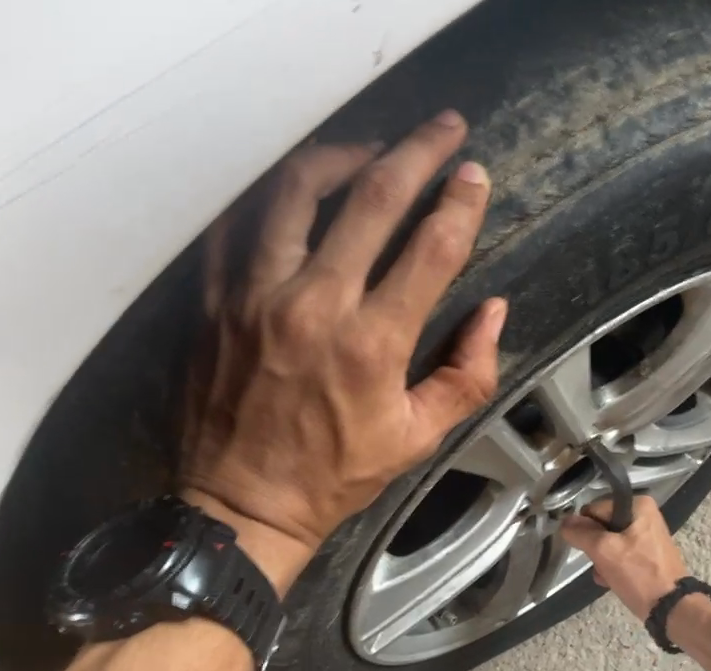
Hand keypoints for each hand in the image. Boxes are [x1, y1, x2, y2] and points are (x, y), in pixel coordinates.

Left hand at [180, 110, 507, 582]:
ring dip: (346, 156)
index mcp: (371, 344)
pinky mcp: (217, 296)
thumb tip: (493, 313)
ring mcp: (256, 293)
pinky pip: (243, 219)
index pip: (429, 249)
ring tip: (373, 150)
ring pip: (299, 190)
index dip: (460, 203)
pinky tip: (302, 190)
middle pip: (373, 199)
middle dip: (418, 153)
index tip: (475, 175)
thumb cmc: (336, 475)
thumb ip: (465, 375)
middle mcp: (314, 304)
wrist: (241, 501)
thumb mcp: (418, 438)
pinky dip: (277, 193)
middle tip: (445, 130)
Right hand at [559, 496, 691, 618]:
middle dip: (595, 548)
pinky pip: (621, 554)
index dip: (586, 530)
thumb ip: (581, 533)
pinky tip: (612, 581)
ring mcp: (647, 535)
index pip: (593, 509)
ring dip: (602, 561)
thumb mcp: (604, 551)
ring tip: (606, 576)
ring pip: (608, 543)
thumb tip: (564, 522)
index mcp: (638, 504)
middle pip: (601, 526)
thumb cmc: (638, 574)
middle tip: (600, 565)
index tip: (590, 550)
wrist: (669, 607)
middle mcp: (644, 514)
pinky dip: (614, 567)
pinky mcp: (648, 554)